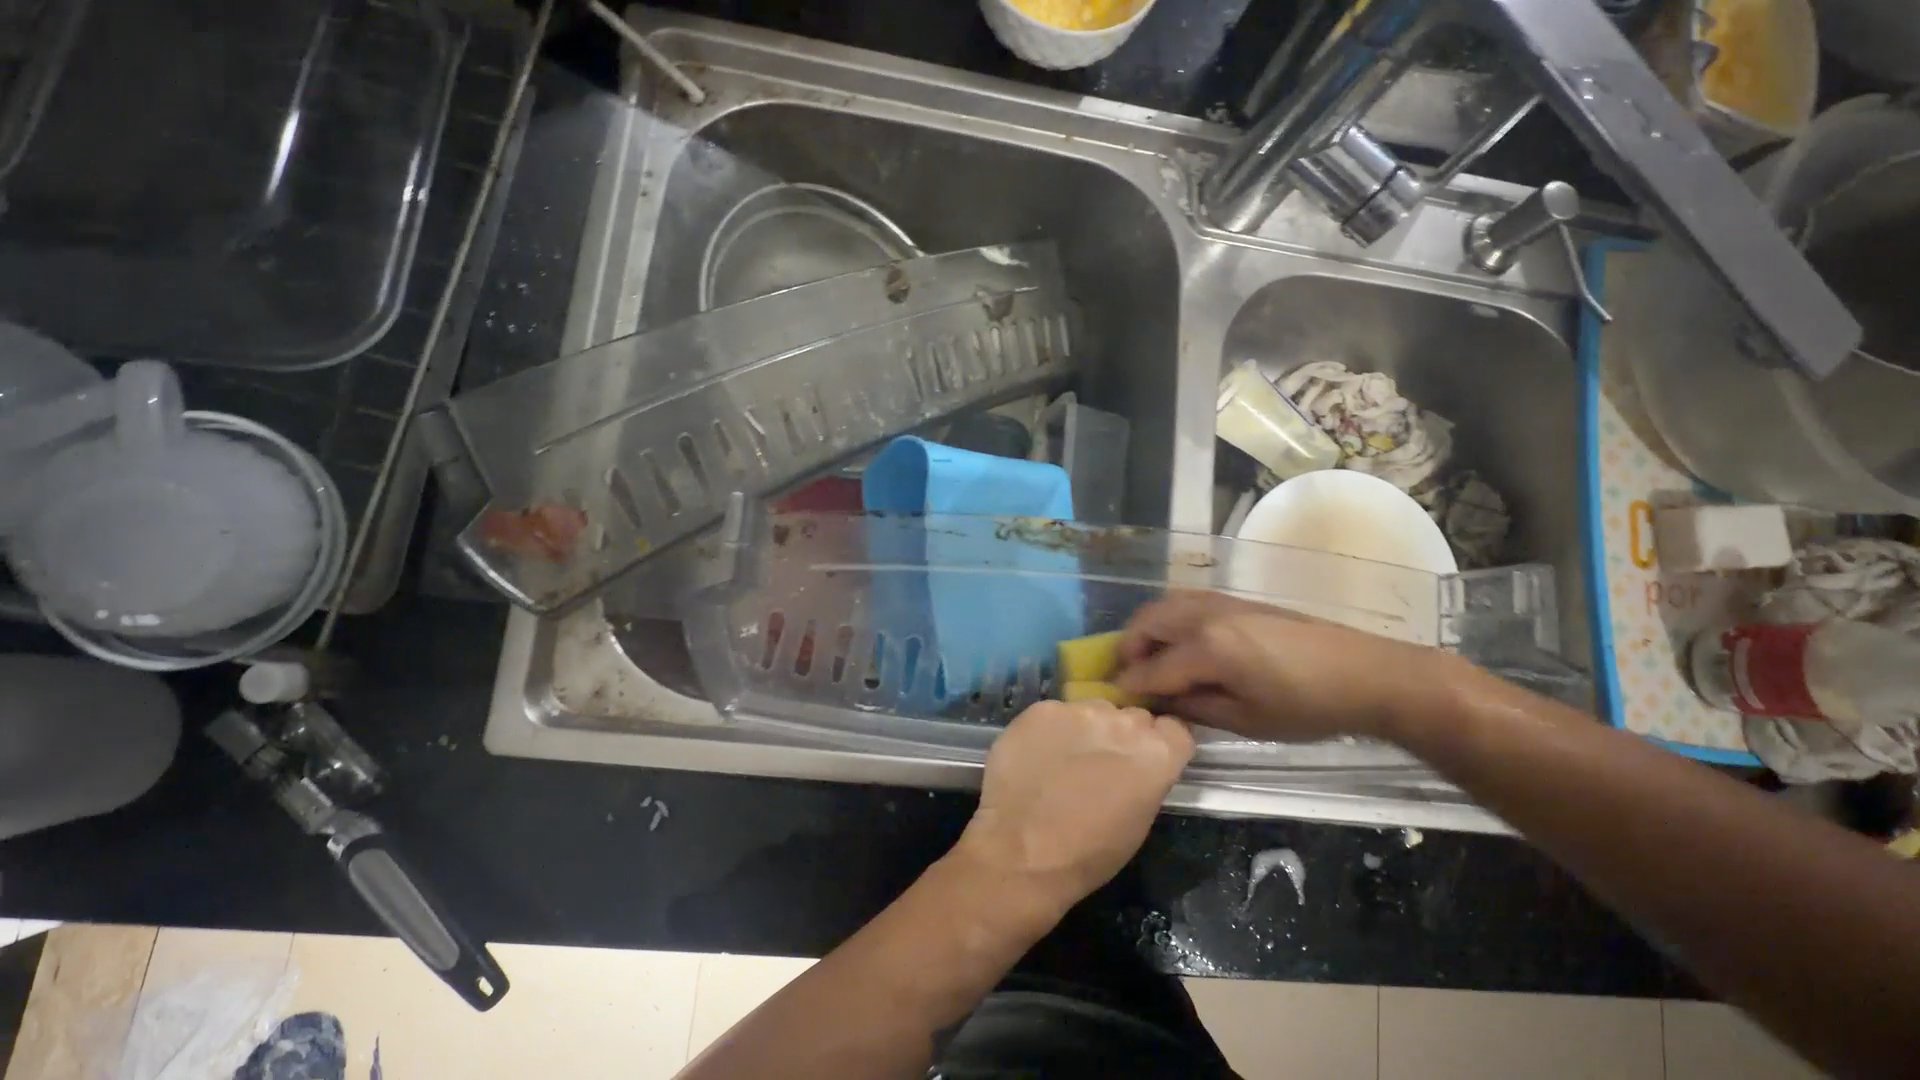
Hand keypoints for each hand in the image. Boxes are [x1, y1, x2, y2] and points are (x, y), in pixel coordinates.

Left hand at [953, 700, 1192, 919]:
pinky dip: (1051, 731)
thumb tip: (1138, 766)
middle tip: (1101, 766)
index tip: (1144, 762)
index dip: (1160, 745)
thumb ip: (1147, 779)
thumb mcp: (1138, 822)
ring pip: (1093, 711)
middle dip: (1123, 737)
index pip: (1175, 730)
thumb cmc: (1087, 854)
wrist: (1021, 852)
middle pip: (1133, 718)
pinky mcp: (1041, 710)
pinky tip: (1037, 757)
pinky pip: (1056, 714)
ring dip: (1087, 730)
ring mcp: (1079, 711)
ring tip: (1065, 761)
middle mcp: (1123, 722)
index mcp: (1156, 753)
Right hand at [1114, 590, 1481, 742]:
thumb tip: (1160, 703)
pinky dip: (1171, 620)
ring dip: (1149, 630)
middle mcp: (1208, 615)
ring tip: (1153, 661)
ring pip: (1165, 605)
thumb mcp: (1248, 721)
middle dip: (1130, 649)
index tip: (1115, 702)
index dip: (1131, 687)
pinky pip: (1188, 602)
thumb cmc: (1308, 707)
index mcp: (1209, 647)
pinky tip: (1183, 647)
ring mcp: (1225, 601)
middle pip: (1148, 622)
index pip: (1152, 668)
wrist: (1369, 674)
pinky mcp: (1241, 600)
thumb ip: (1195, 708)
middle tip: (1130, 679)